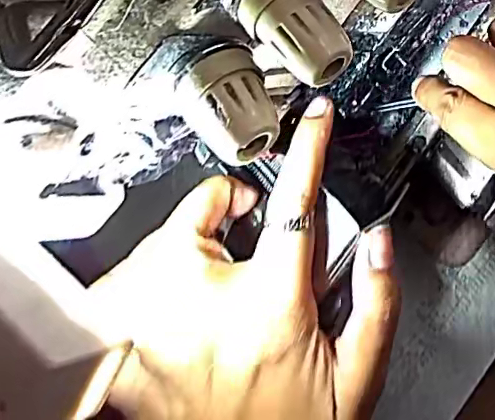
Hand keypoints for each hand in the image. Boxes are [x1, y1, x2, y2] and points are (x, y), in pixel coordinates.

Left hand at [91, 98, 400, 419]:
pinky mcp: (115, 359)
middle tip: (251, 248)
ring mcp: (147, 338)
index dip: (310, 147)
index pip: (296, 203)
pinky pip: (118, 285)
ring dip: (189, 243)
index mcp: (270, 308)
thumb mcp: (358, 378)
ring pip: (157, 242)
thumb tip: (379, 241)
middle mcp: (199, 317)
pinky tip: (175, 305)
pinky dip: (145, 278)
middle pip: (205, 211)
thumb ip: (379, 301)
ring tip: (216, 278)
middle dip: (230, 213)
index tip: (316, 115)